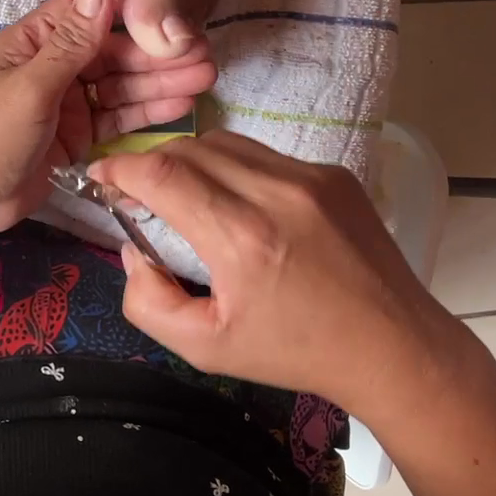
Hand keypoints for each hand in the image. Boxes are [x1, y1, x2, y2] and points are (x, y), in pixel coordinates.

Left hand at [0, 0, 216, 237]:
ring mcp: (67, 101)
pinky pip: (116, 117)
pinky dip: (145, 112)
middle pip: (112, 52)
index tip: (175, 14)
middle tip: (206, 55)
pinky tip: (181, 107)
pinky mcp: (78, 134)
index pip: (87, 12)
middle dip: (156, 54)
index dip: (130, 12)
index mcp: (33, 42)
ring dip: (159, 82)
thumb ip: (70, 43)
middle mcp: (53, 65)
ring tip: (206, 79)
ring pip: (120, 85)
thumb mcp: (31, 87)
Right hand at [91, 132, 476, 409]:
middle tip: (135, 194)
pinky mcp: (334, 175)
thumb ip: (148, 302)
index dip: (119, 167)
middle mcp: (277, 195)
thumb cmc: (294, 352)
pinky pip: (261, 155)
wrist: (395, 347)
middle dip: (147, 163)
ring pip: (224, 142)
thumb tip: (131, 251)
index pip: (163, 175)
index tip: (100, 177)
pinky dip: (229, 168)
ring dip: (187, 161)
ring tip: (180, 194)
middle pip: (187, 149)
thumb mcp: (204, 349)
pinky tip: (234, 202)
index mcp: (242, 240)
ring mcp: (311, 178)